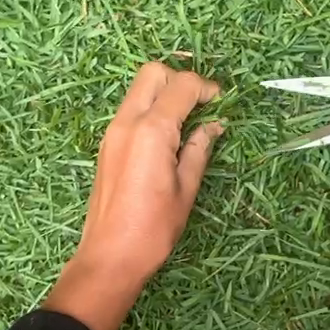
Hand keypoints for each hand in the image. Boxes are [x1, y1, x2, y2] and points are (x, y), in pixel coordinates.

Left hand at [43, 63, 223, 329]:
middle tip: (201, 104)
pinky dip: (151, 110)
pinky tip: (168, 136)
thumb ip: (198, 150)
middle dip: (180, 80)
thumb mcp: (186, 189)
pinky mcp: (107, 145)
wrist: (110, 256)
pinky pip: (130, 110)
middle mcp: (127, 122)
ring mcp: (113, 132)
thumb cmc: (153, 229)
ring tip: (187, 120)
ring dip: (164, 94)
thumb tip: (213, 127)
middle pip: (153, 73)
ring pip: (139, 90)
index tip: (221, 101)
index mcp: (151, 131)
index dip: (206, 88)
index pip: (181, 86)